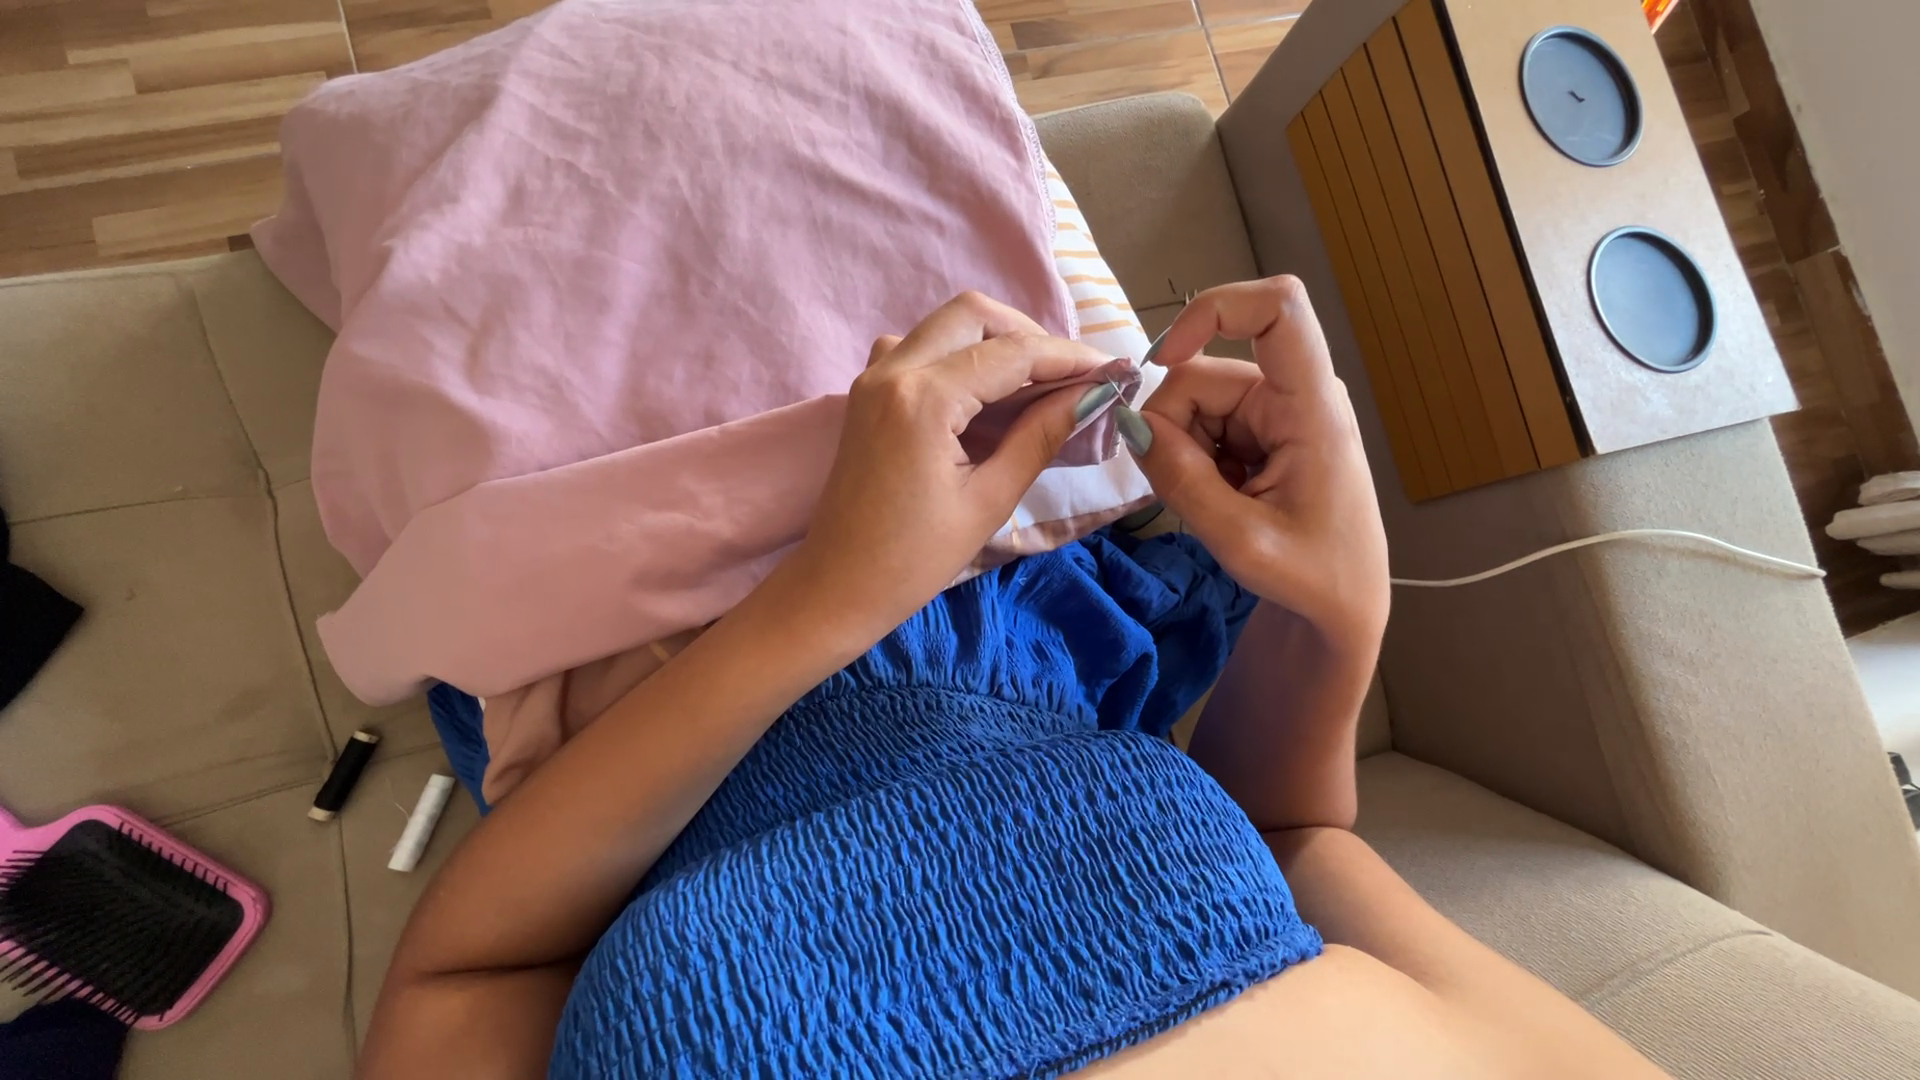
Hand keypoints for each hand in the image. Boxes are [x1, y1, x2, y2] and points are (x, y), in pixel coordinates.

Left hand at [781, 291, 1110, 640]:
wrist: (837, 587)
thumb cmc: (914, 560)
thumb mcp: (989, 501)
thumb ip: (1040, 437)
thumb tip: (1089, 395)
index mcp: (923, 399)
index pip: (1011, 354)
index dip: (1067, 357)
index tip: (1110, 370)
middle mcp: (892, 370)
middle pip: (972, 315)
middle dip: (1028, 335)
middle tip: (1066, 376)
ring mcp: (872, 378)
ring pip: (944, 326)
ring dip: (992, 341)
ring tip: (1031, 385)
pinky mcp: (867, 394)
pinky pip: (919, 349)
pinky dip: (959, 356)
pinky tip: (983, 396)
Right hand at [1123, 277, 1388, 652]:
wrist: (1339, 608)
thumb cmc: (1313, 577)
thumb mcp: (1240, 540)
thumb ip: (1181, 480)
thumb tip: (1131, 424)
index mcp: (1311, 408)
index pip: (1277, 309)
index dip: (1211, 312)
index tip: (1160, 362)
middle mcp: (1293, 396)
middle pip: (1202, 374)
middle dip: (1172, 428)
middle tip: (1183, 489)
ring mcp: (1274, 414)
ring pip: (1193, 403)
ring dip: (1181, 451)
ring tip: (1212, 503)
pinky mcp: (1259, 434)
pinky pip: (1200, 427)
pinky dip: (1191, 461)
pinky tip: (1217, 499)